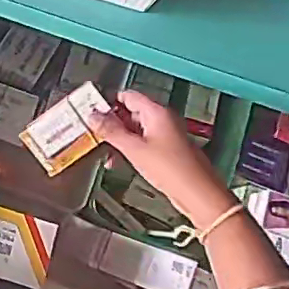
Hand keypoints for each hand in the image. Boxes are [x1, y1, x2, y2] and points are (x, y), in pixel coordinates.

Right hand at [91, 91, 236, 227]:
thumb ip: (111, 131)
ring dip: (118, 139)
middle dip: (111, 123)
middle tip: (94, 133)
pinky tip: (119, 160)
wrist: (196, 192)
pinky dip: (129, 149)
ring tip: (105, 151)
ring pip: (135, 129)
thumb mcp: (134, 149)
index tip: (92, 111)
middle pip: (130, 112)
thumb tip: (94, 117)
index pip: (128, 96)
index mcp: (157, 113)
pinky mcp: (165, 150)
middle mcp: (162, 120)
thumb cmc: (173, 169)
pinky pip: (142, 143)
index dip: (108, 102)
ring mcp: (165, 135)